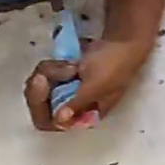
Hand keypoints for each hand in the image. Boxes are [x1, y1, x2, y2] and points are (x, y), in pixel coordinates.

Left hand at [24, 36, 150, 130]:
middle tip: (55, 72)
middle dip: (44, 86)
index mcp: (87, 115)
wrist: (122, 41)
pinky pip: (48, 76)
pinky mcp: (66, 77)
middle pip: (43, 105)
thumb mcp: (97, 87)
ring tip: (71, 66)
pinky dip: (54, 67)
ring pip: (42, 88)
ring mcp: (69, 90)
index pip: (55, 123)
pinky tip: (69, 63)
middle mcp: (76, 106)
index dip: (43, 109)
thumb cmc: (114, 66)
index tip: (43, 87)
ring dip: (52, 73)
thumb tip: (60, 122)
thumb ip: (77, 104)